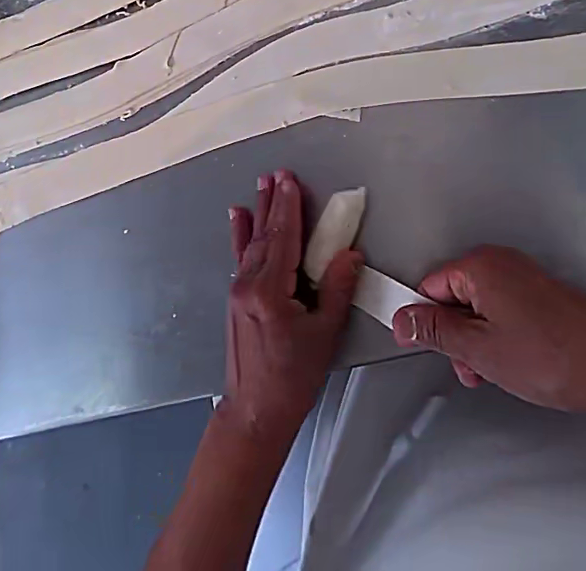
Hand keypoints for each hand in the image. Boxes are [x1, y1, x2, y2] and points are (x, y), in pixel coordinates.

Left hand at [222, 169, 361, 441]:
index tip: (292, 181)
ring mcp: (238, 290)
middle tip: (278, 174)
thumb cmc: (293, 377)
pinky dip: (241, 235)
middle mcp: (248, 284)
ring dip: (260, 213)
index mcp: (270, 291)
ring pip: (252, 243)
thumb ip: (337, 289)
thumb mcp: (324, 333)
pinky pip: (240, 258)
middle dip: (274, 202)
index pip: (284, 238)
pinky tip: (238, 217)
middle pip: (266, 235)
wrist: (255, 412)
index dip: (290, 207)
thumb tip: (349, 255)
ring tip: (263, 185)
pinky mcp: (236, 298)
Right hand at [394, 245, 585, 415]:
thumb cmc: (561, 357)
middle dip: (455, 335)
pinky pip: (501, 310)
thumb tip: (405, 319)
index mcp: (481, 267)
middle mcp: (501, 263)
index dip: (424, 320)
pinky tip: (516, 362)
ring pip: (478, 308)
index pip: (427, 286)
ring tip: (498, 369)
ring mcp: (522, 277)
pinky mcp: (538, 293)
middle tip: (469, 365)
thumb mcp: (479, 350)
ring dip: (477, 341)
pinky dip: (500, 336)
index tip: (423, 343)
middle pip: (452, 296)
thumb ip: (434, 331)